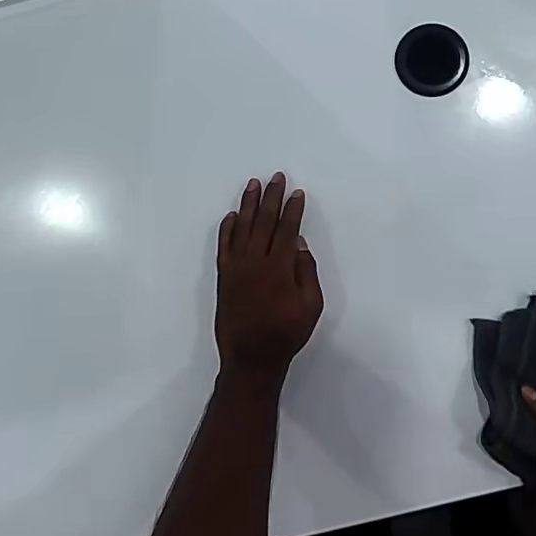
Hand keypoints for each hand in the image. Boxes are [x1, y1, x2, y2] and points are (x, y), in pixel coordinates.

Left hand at [215, 173, 322, 378]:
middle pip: (264, 221)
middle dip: (272, 197)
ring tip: (253, 184)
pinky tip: (231, 215)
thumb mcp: (311, 306)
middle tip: (277, 178)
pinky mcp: (224, 275)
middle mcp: (256, 261)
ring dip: (248, 204)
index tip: (297, 193)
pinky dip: (227, 228)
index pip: (288, 229)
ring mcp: (237, 267)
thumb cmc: (286, 333)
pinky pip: (224, 245)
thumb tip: (300, 245)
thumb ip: (306, 272)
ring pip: (242, 227)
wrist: (251, 357)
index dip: (293, 209)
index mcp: (280, 267)